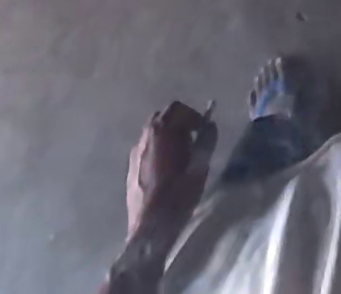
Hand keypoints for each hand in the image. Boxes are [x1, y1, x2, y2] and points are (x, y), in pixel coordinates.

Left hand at [125, 101, 216, 242]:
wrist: (149, 231)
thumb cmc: (177, 195)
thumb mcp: (200, 167)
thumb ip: (206, 141)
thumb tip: (210, 125)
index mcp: (161, 132)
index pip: (177, 108)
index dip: (193, 115)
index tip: (203, 130)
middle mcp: (144, 137)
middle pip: (163, 117)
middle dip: (179, 123)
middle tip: (193, 139)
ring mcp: (134, 153)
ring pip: (153, 133)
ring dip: (169, 136)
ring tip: (181, 156)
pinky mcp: (130, 169)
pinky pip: (147, 148)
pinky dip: (158, 149)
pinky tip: (167, 170)